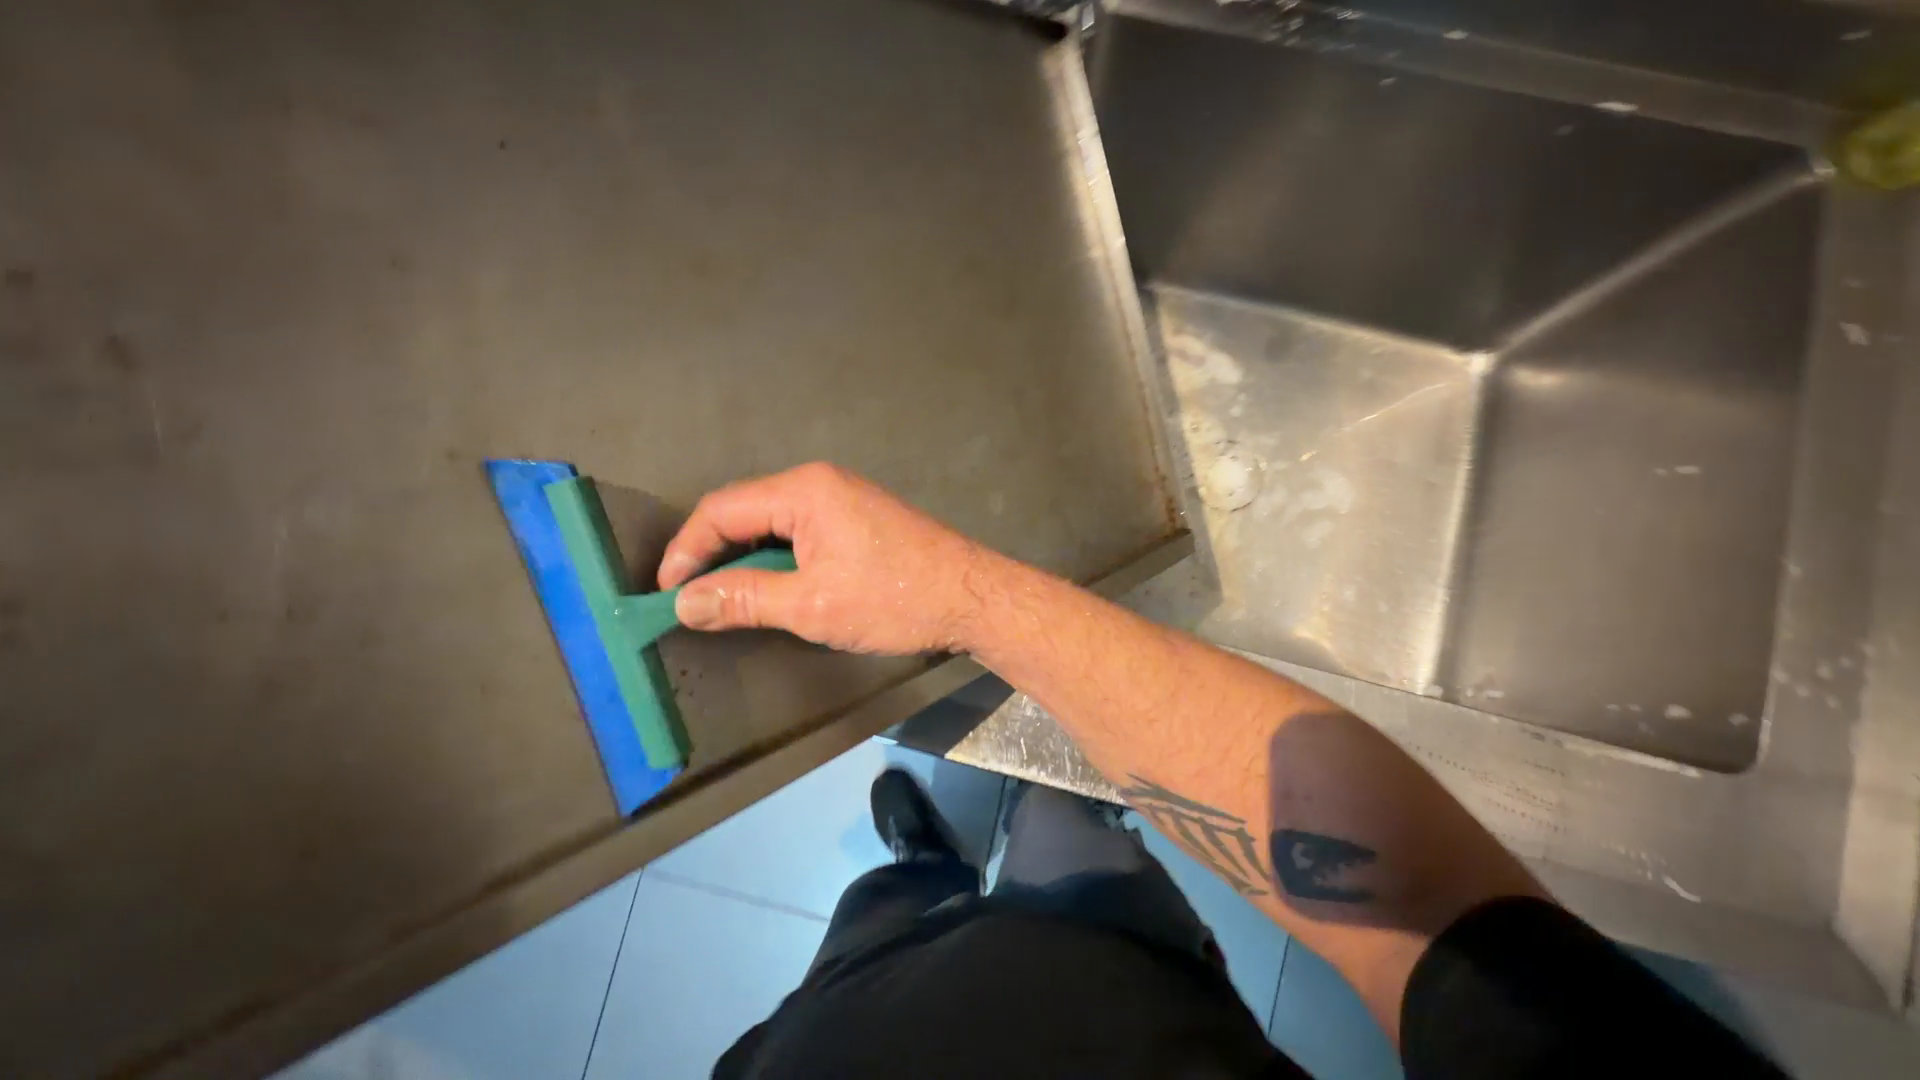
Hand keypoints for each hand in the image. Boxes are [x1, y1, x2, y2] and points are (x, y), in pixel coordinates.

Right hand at [658, 463, 992, 654]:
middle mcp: (819, 482)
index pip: (722, 509)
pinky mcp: (858, 517)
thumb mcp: (812, 606)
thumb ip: (745, 600)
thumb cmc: (894, 600)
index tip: (666, 592)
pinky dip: (776, 557)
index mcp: (804, 490)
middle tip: (690, 598)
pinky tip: (772, 587)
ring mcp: (842, 497)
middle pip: (744, 510)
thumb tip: (685, 603)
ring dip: (744, 558)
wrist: (973, 597)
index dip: (686, 550)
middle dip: (712, 553)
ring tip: (724, 598)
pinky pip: (798, 529)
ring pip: (771, 521)